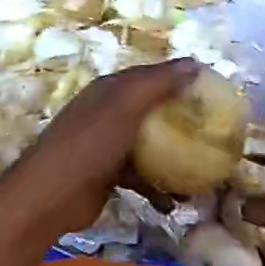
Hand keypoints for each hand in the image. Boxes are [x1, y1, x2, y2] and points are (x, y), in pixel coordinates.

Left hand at [0, 59, 199, 234]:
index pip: (149, 76)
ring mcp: (105, 144)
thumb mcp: (125, 106)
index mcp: (109, 89)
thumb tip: (195, 63)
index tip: (212, 91)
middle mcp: (107, 112)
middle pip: (151, 111)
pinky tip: (174, 202)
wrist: (51, 195)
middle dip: (180, 120)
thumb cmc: (90, 143)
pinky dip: (157, 186)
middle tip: (212, 132)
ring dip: (173, 159)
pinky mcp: (106, 174)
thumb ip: (158, 83)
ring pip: (148, 146)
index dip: (178, 79)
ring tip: (201, 174)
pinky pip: (140, 175)